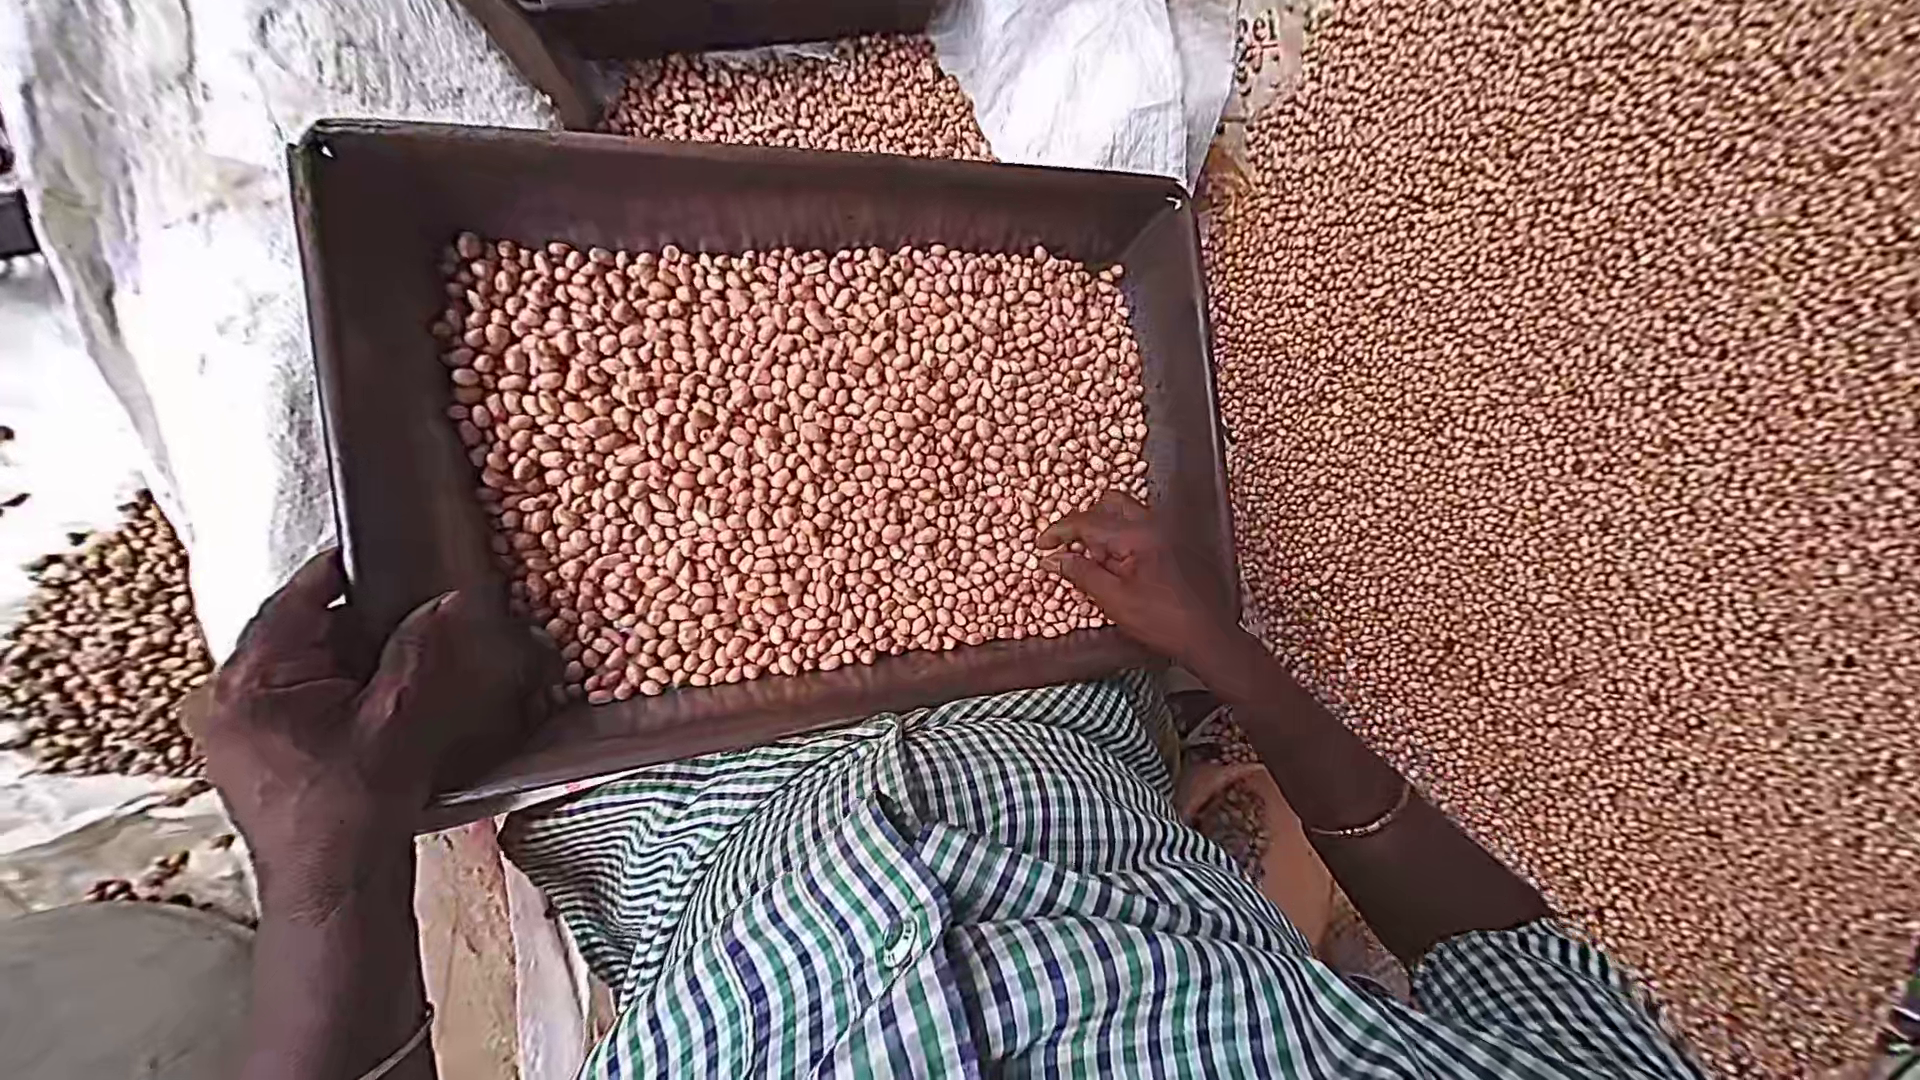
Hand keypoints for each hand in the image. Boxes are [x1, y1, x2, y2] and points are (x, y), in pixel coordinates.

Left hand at [192, 550, 557, 914]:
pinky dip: (342, 678)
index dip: (335, 570)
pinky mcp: (256, 743)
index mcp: (254, 682)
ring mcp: (239, 723)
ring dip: (352, 650)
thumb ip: (419, 648)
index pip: (293, 602)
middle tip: (411, 604)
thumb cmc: (361, 793)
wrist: (335, 870)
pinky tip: (380, 687)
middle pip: (300, 630)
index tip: (371, 547)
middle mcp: (230, 697)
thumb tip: (450, 599)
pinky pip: (302, 689)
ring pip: (304, 661)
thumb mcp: (400, 712)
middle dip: (357, 615)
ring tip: (404, 645)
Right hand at [1037, 491, 1241, 669]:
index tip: (1042, 545)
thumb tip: (1054, 559)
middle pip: (1108, 504)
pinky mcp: (1172, 544)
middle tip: (1068, 548)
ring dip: (1103, 529)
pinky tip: (1116, 566)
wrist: (1206, 635)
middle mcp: (1153, 524)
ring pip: (1125, 513)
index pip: (1087, 521)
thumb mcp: (1113, 599)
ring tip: (1093, 560)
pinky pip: (1138, 528)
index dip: (1059, 532)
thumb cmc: (1162, 621)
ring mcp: (1166, 532)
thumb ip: (1081, 573)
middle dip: (1083, 522)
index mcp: (1136, 535)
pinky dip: (1120, 538)